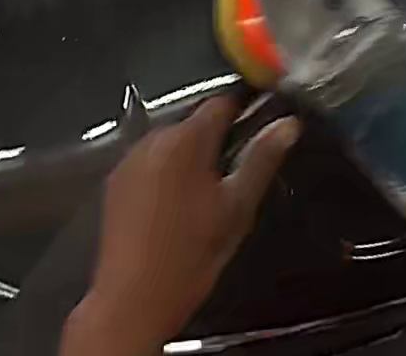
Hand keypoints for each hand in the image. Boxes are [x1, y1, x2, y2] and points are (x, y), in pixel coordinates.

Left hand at [61, 95, 301, 355]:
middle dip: (215, 138)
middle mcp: (155, 138)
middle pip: (196, 121)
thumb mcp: (237, 208)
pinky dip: (165, 169)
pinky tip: (173, 203)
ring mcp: (131, 158)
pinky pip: (150, 159)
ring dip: (189, 153)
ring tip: (203, 192)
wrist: (130, 304)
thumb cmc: (191, 255)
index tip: (255, 127)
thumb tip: (289, 124)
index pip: (222, 101)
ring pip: (172, 140)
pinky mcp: (116, 179)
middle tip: (231, 172)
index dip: (242, 109)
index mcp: (188, 139)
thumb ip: (262, 158)